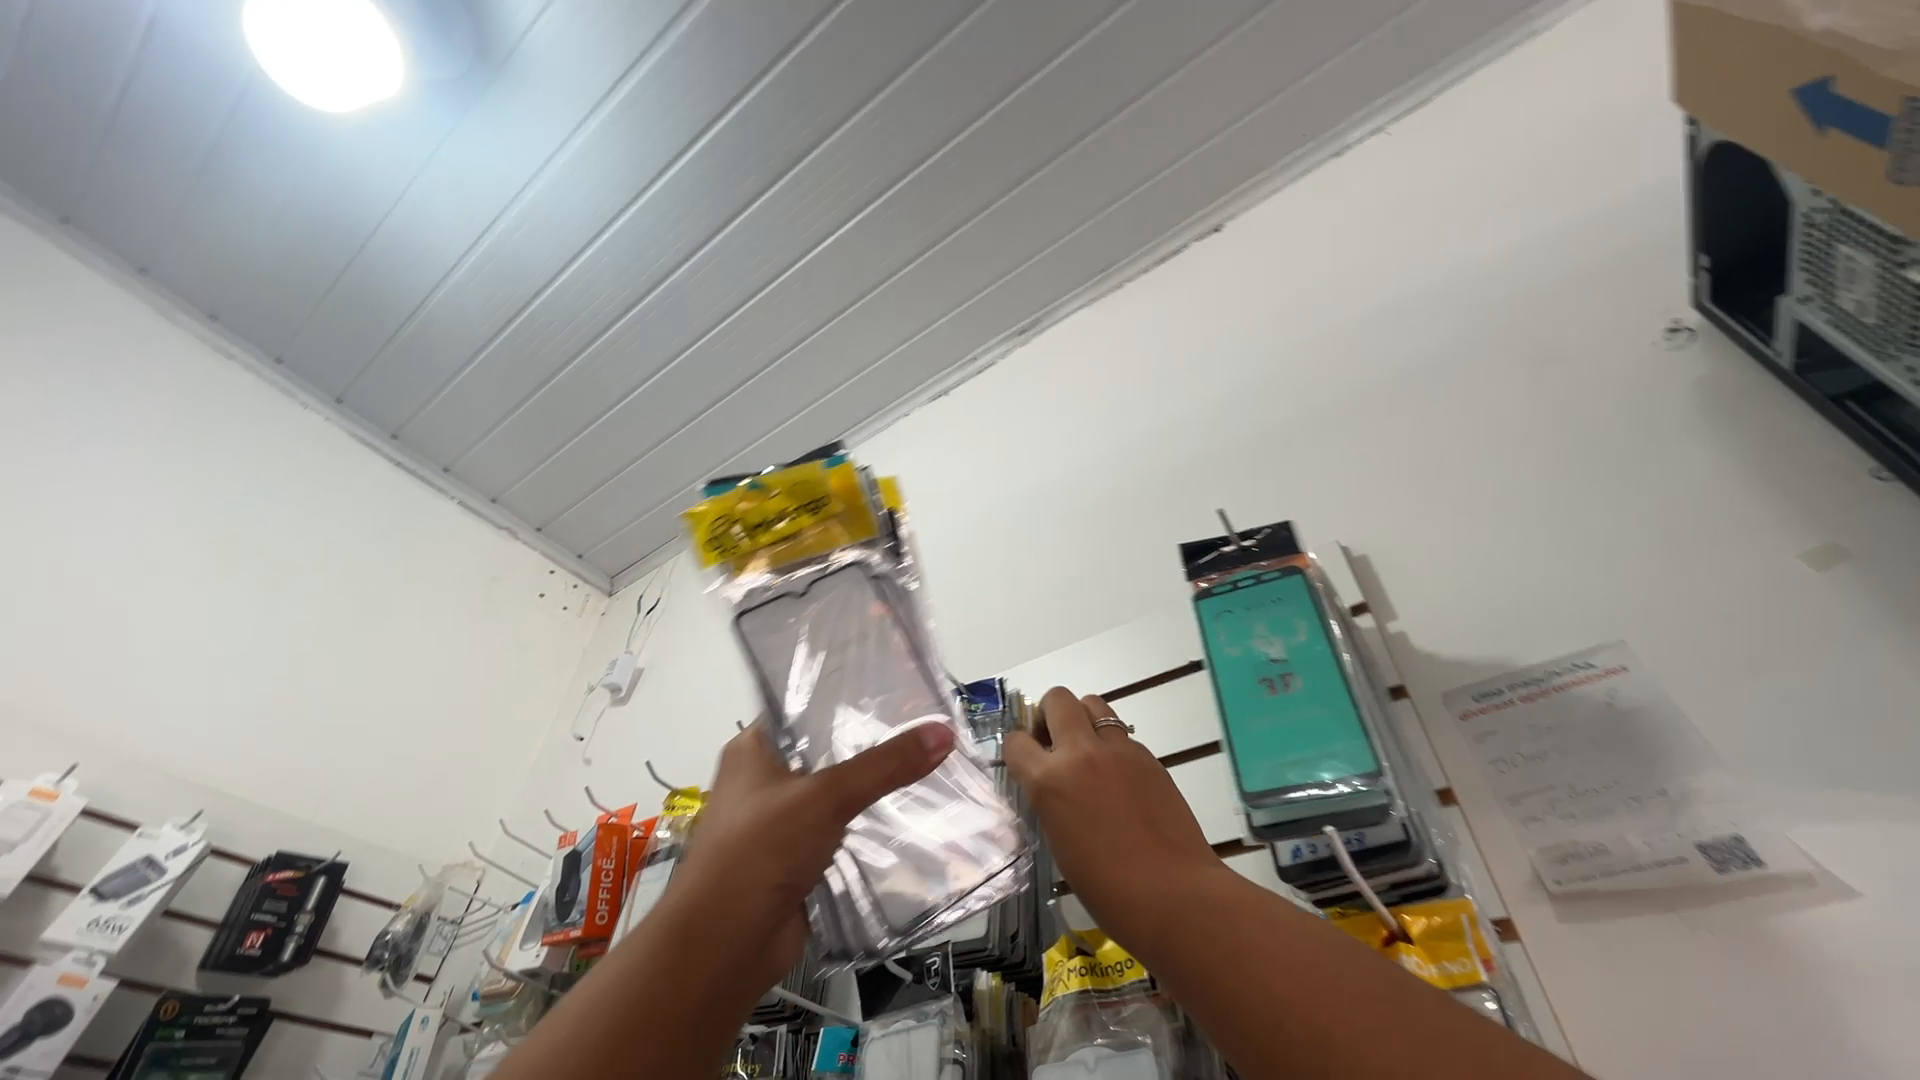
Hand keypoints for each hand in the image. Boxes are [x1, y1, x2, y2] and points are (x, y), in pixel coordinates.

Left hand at [666, 717, 955, 987]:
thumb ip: (885, 765)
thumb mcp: (826, 796)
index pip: (803, 709)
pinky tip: (912, 823)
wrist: (725, 946)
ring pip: (836, 800)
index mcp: (752, 750)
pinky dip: (869, 834)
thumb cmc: (759, 850)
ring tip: (930, 771)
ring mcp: (779, 826)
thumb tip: (945, 732)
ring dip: (873, 795)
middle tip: (926, 732)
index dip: (848, 700)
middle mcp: (763, 782)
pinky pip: (841, 838)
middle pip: (826, 755)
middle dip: (871, 749)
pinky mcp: (797, 864)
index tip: (899, 693)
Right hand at [1004, 687, 1223, 951]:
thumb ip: (1052, 800)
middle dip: (1048, 714)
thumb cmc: (1106, 888)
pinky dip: (1113, 746)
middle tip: (1054, 743)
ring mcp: (1119, 751)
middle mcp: (1081, 753)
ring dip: (1083, 719)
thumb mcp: (1059, 841)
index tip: (1025, 761)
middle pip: (1057, 699)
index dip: (1018, 749)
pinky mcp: (1149, 757)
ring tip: (1088, 751)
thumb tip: (1056, 786)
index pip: (1016, 741)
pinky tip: (1121, 779)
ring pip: (1094, 704)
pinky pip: (1122, 735)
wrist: (1172, 893)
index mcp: (1049, 781)